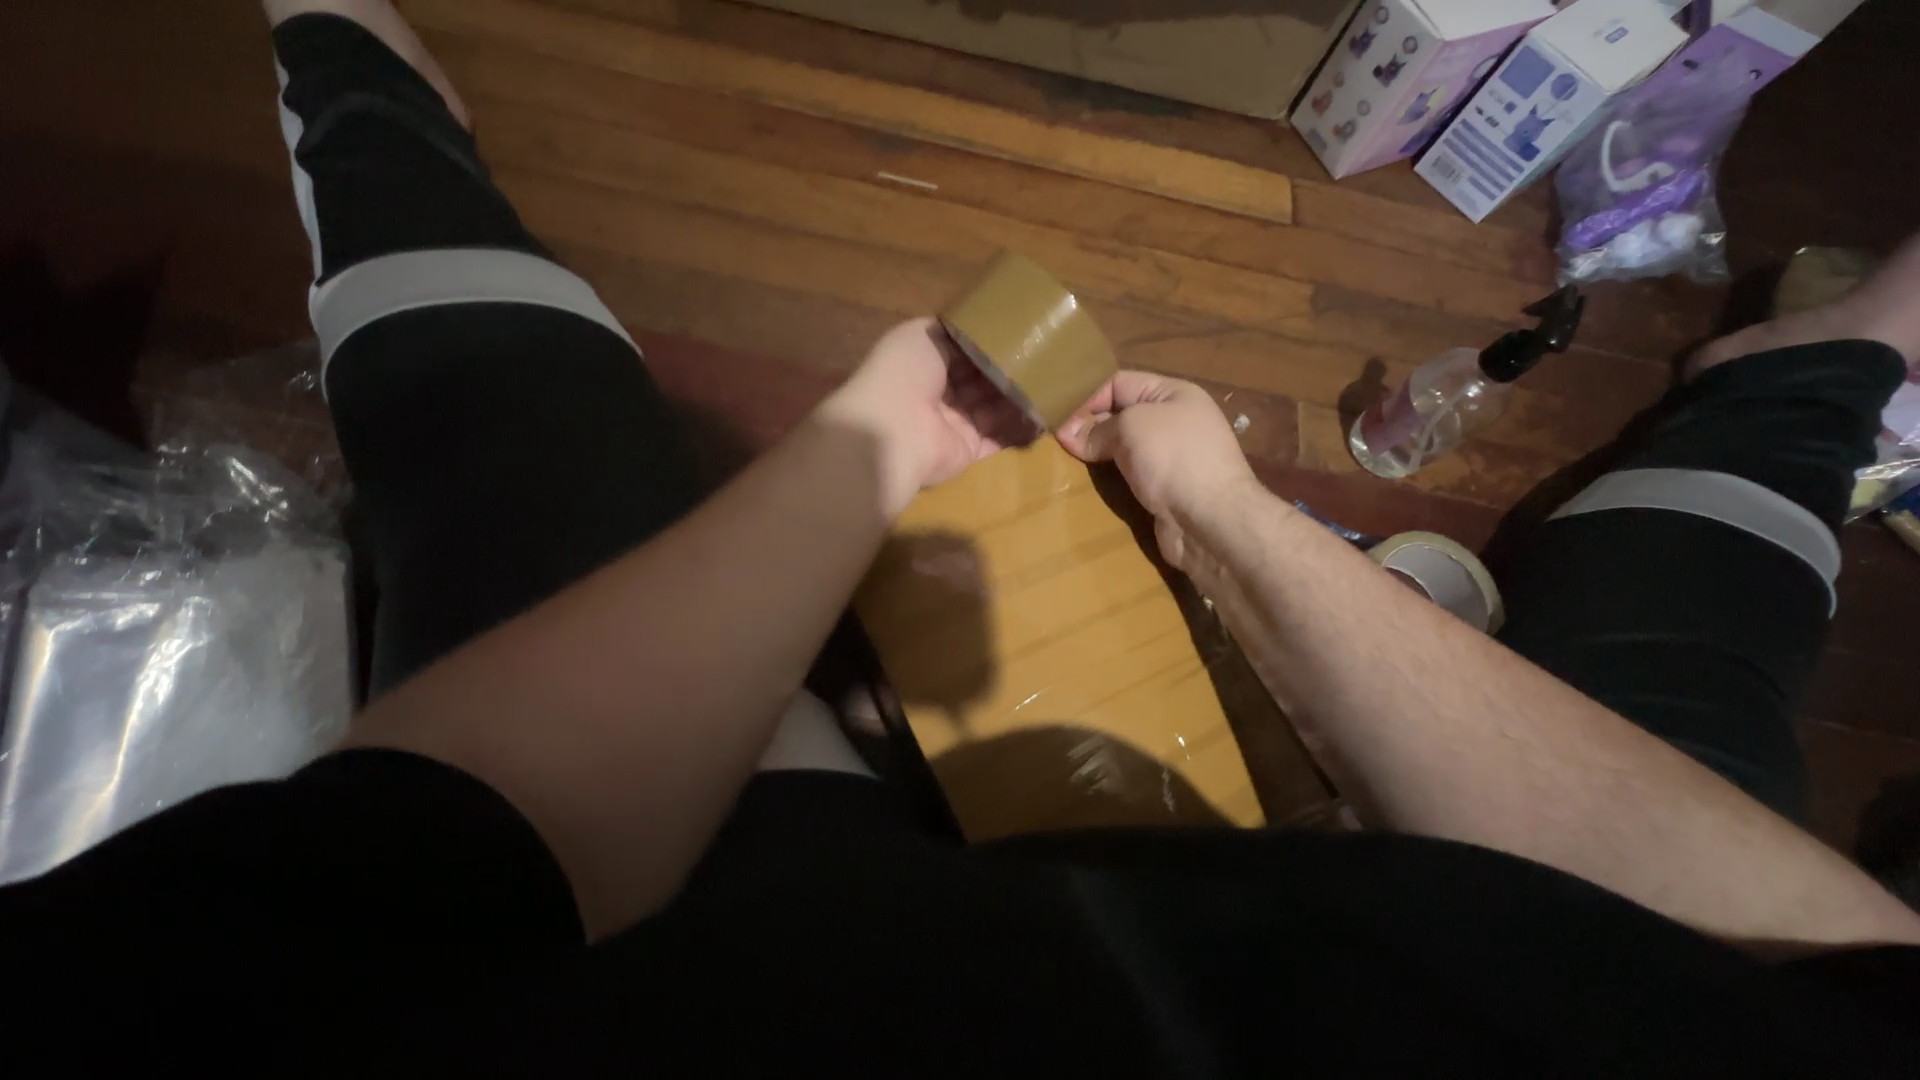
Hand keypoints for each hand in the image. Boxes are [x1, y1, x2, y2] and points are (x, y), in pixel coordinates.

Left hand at [823, 318, 1032, 509]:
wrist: (897, 428)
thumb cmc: (905, 372)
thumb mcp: (923, 334)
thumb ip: (950, 333)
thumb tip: (978, 331)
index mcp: (923, 365)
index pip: (960, 352)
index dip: (985, 343)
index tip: (1016, 331)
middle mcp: (937, 395)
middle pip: (978, 380)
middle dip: (1004, 368)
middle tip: (1040, 354)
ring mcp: (953, 425)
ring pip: (991, 408)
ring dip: (1016, 395)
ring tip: (1049, 377)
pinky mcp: (968, 450)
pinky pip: (998, 438)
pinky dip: (1020, 427)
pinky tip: (1045, 410)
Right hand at [1057, 371, 1256, 568]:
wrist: (1212, 520)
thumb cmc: (1173, 458)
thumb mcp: (1131, 428)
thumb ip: (1097, 429)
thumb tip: (1067, 433)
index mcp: (1174, 394)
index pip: (1119, 383)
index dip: (1088, 398)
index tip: (1061, 422)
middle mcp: (1176, 421)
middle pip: (1122, 415)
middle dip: (1091, 426)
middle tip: (1059, 444)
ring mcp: (1173, 458)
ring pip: (1126, 448)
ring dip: (1100, 455)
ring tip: (1071, 462)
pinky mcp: (1167, 490)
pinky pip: (1133, 476)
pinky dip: (1113, 479)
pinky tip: (1094, 484)